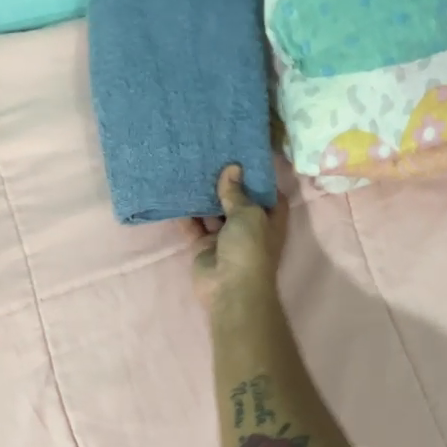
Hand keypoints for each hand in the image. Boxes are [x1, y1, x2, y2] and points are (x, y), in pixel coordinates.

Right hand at [186, 165, 287, 311]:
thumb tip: (232, 168)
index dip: (258, 178)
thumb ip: (236, 192)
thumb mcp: (248, 213)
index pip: (267, 194)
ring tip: (191, 169)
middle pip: (237, 201)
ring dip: (203, 197)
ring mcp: (225, 238)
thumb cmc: (249, 247)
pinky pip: (194, 227)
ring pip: (212, 213)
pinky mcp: (204, 247)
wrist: (230, 289)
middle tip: (211, 157)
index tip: (244, 157)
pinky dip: (186, 214)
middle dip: (225, 183)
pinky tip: (176, 193)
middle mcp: (249, 227)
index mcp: (270, 219)